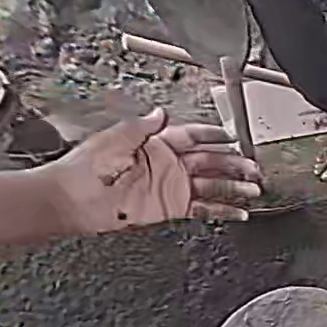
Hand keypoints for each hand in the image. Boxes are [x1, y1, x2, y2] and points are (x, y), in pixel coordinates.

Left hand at [43, 109, 261, 234]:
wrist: (72, 201)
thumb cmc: (85, 170)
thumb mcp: (112, 140)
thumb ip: (140, 127)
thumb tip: (161, 113)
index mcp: (156, 145)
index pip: (191, 136)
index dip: (212, 135)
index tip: (231, 137)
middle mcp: (169, 165)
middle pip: (210, 162)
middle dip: (234, 164)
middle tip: (253, 168)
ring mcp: (174, 187)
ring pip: (213, 185)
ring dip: (235, 187)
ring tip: (254, 190)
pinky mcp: (174, 208)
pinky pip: (206, 209)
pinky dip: (225, 211)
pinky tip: (240, 213)